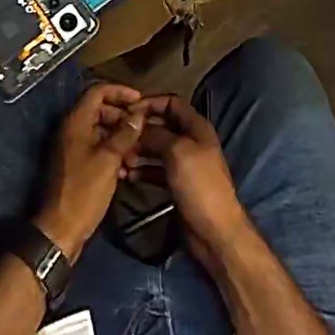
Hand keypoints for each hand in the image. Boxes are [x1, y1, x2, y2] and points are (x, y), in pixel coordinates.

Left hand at [35, 83, 146, 259]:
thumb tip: (138, 114)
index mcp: (75, 121)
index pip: (98, 91)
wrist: (59, 230)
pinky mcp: (75, 165)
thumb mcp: (109, 159)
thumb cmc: (84, 191)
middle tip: (143, 127)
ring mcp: (71, 147)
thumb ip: (124, 133)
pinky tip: (127, 167)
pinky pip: (96, 148)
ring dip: (119, 136)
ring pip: (99, 130)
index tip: (140, 101)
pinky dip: (111, 151)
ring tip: (138, 149)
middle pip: (99, 109)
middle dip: (122, 116)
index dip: (120, 91)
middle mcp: (71, 129)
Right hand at [134, 96, 249, 261]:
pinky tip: (128, 175)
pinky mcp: (177, 184)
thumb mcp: (178, 151)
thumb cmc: (199, 184)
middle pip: (161, 126)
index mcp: (196, 127)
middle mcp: (190, 141)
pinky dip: (142, 170)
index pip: (172, 102)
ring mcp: (183, 163)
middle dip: (141, 130)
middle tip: (119, 137)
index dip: (151, 102)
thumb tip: (137, 125)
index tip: (129, 110)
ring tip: (121, 159)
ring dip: (138, 151)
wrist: (215, 232)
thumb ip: (157, 134)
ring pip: (156, 149)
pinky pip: (155, 170)